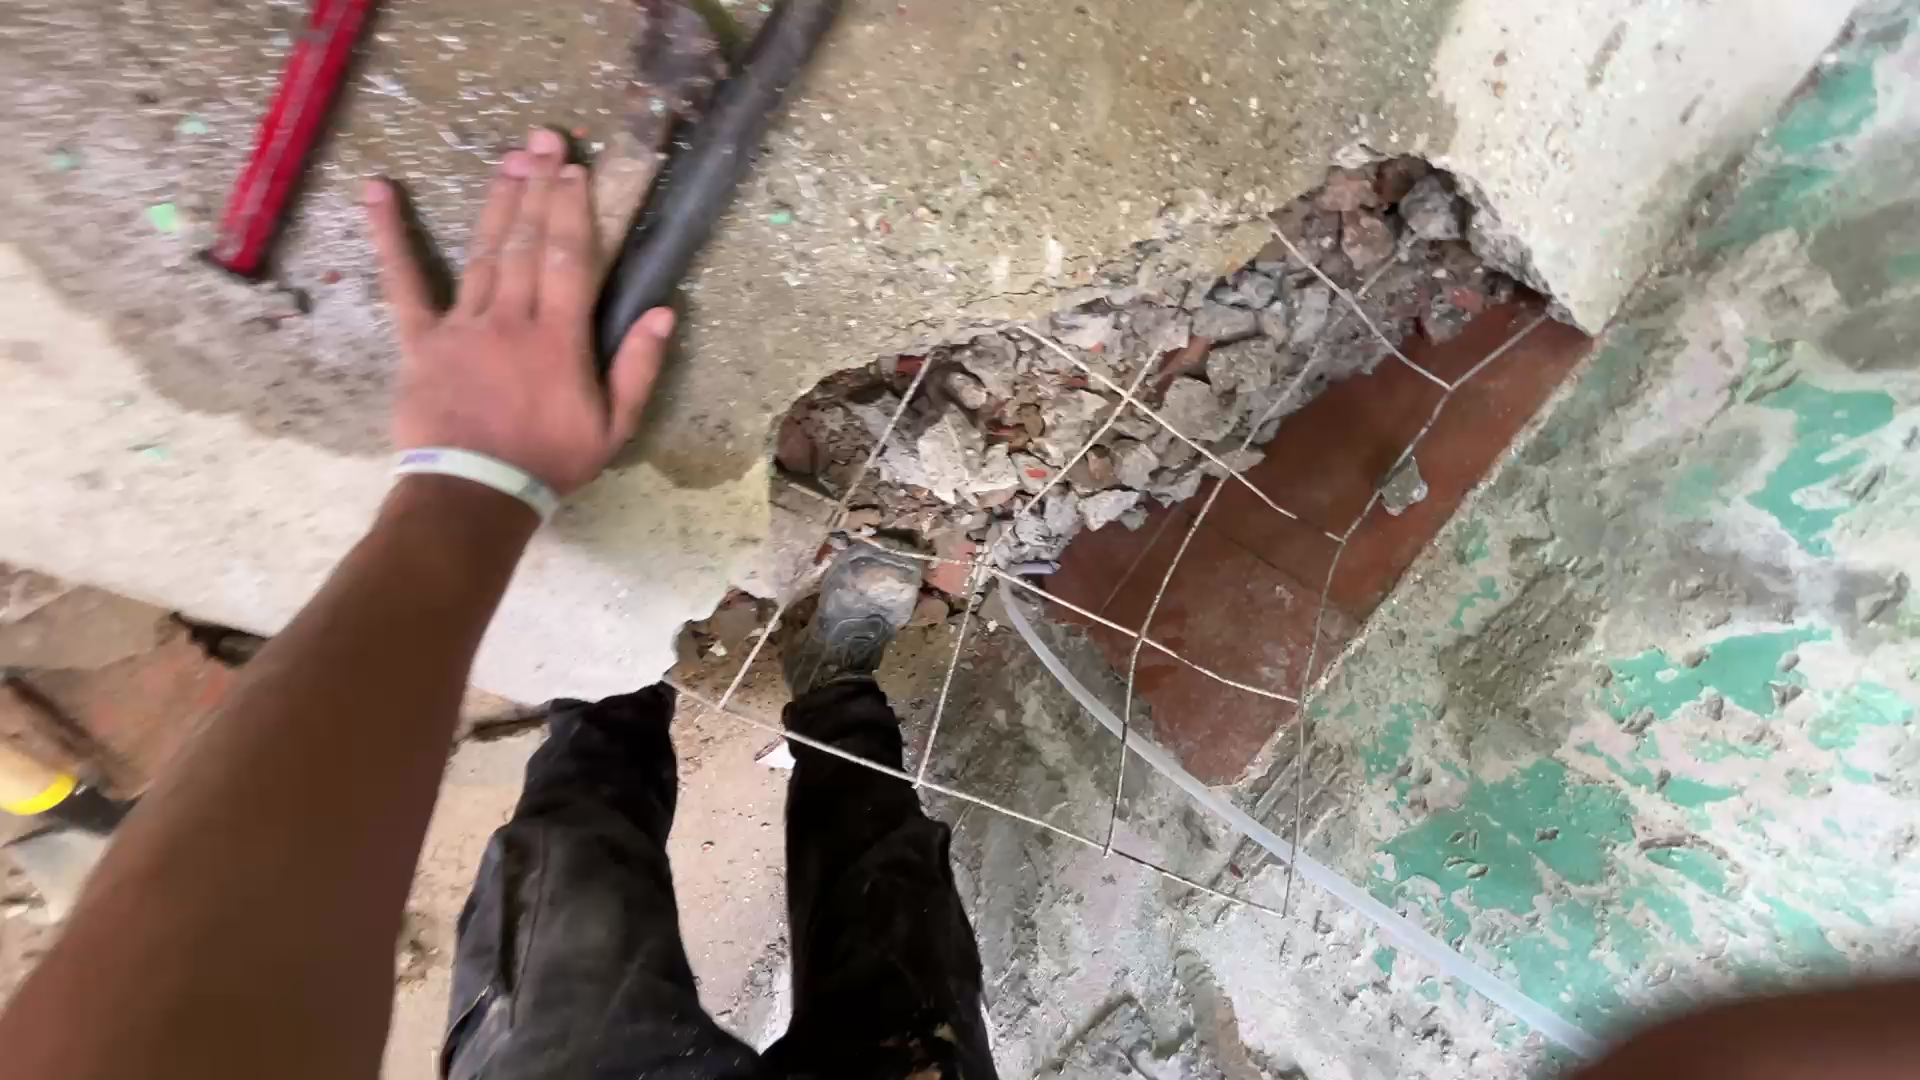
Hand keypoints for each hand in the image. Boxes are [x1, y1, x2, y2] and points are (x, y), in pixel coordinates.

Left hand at [363, 127, 674, 496]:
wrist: (477, 490)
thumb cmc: (553, 460)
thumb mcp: (615, 426)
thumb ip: (638, 369)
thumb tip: (662, 313)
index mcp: (560, 340)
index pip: (568, 261)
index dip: (572, 212)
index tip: (576, 172)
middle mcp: (511, 319)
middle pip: (525, 244)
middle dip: (538, 190)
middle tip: (543, 142)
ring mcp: (462, 325)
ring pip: (481, 253)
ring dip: (495, 202)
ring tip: (508, 160)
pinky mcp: (421, 338)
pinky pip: (404, 282)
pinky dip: (390, 237)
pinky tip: (379, 192)